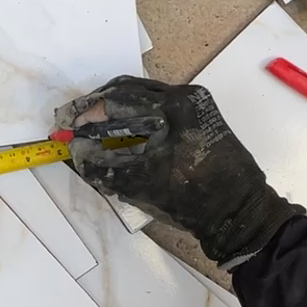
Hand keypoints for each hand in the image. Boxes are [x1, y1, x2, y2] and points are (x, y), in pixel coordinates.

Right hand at [55, 76, 301, 265]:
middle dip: (97, 108)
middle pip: (129, 92)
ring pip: (141, 99)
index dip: (88, 112)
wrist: (241, 215)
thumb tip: (76, 154)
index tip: (66, 124)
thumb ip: (107, 166)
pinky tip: (115, 134)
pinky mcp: (196, 119)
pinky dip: (131, 120)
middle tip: (72, 122)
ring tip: (88, 129)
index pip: (120, 98)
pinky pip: (155, 110)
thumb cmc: (196, 199)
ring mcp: (193, 107)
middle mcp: (185, 97)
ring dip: (113, 113)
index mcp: (177, 105)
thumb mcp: (145, 185)